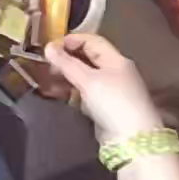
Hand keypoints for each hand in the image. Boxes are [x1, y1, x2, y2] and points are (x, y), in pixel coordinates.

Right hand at [45, 33, 165, 145]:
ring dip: (67, 74)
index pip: (92, 40)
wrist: (131, 139)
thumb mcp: (88, 80)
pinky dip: (72, 89)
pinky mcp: (104, 105)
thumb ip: (66, 63)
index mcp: (116, 60)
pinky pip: (85, 91)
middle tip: (47, 64)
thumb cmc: (112, 102)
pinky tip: (59, 92)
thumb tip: (48, 46)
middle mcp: (114, 71)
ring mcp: (110, 89)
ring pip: (85, 75)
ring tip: (49, 78)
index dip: (71, 40)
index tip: (50, 47)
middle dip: (67, 58)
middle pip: (88, 57)